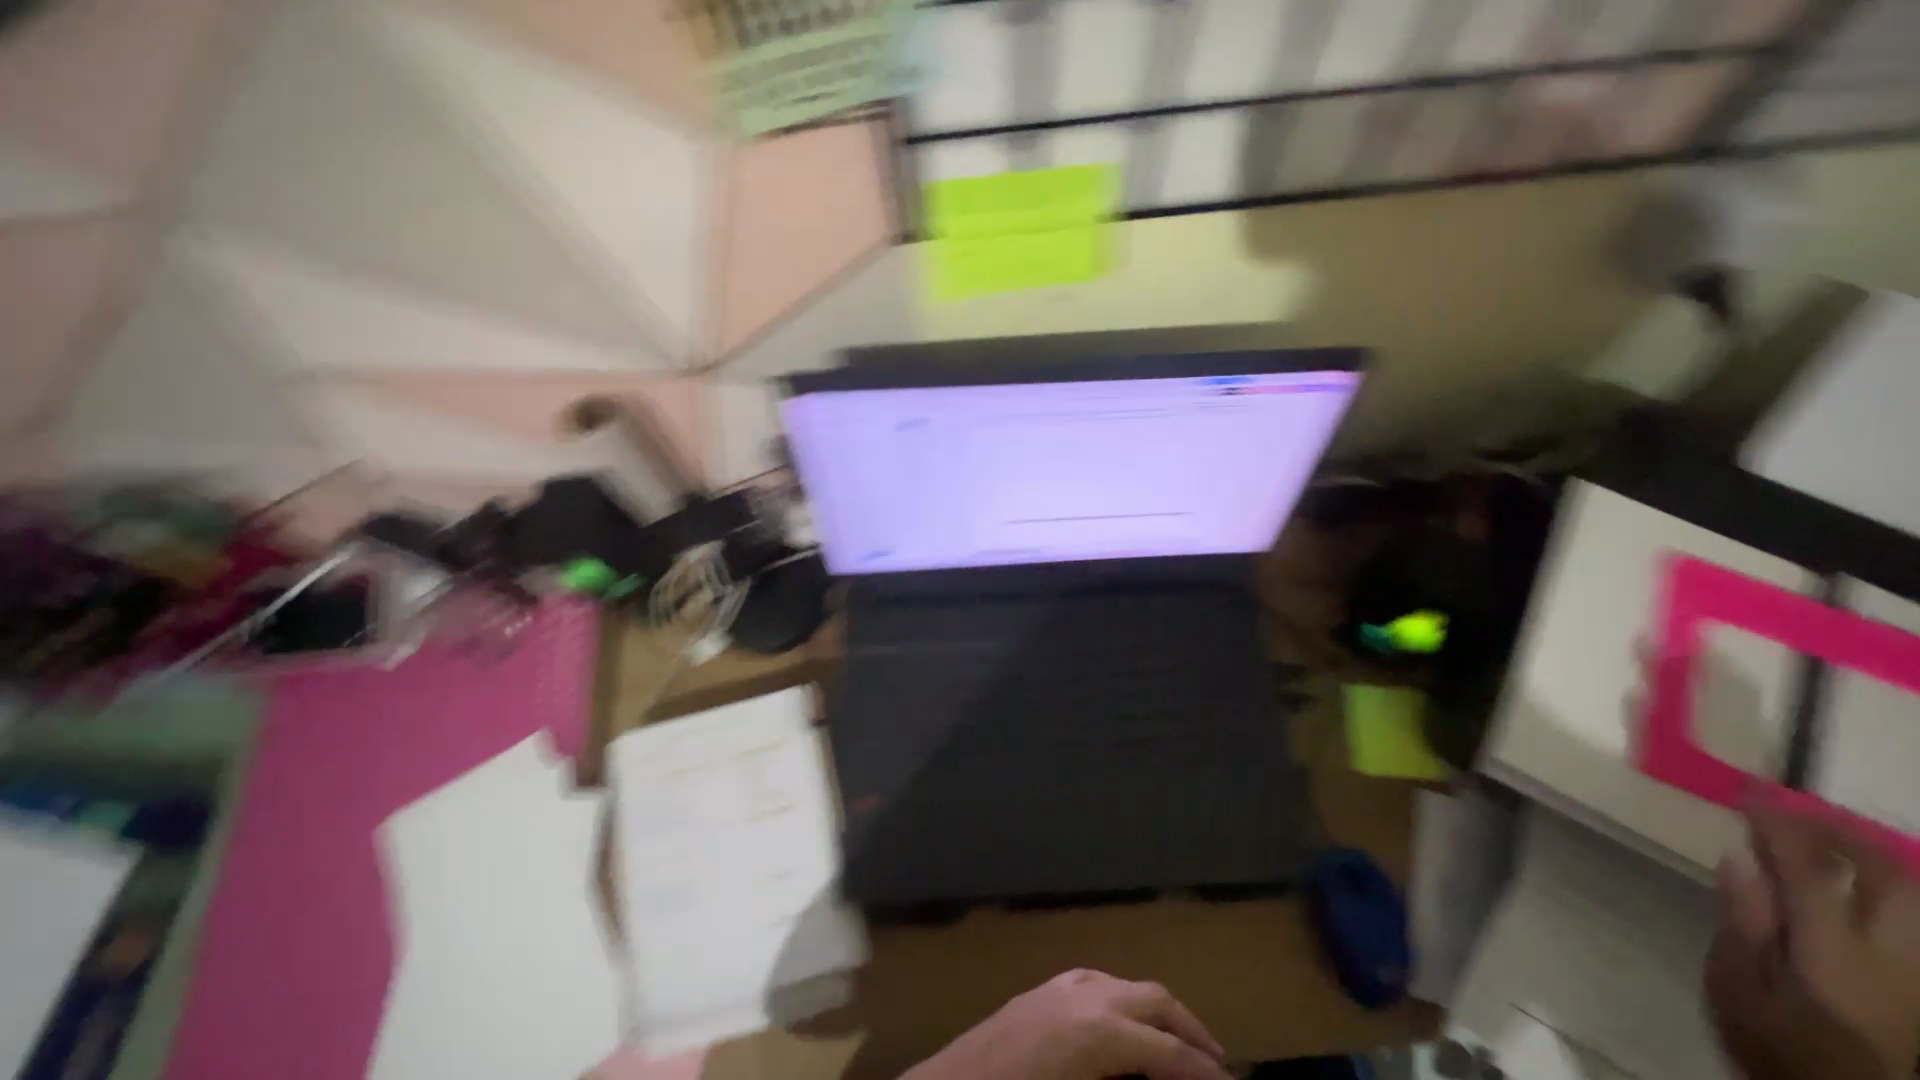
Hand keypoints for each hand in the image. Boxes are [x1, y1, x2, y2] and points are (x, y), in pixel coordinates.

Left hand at [901, 969, 1233, 1079]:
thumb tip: (1160, 1077)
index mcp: (1098, 1033)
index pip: (1169, 1051)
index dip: (1205, 1072)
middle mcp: (1086, 996)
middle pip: (1157, 1001)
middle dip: (1193, 1031)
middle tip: (1219, 1065)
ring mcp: (1061, 987)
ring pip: (1129, 985)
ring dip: (1160, 1012)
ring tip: (1182, 1045)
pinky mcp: (1042, 990)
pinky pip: (1098, 982)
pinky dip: (1126, 1000)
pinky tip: (1129, 1024)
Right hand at [1706, 803, 1919, 1079]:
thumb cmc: (1776, 1048)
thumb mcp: (1737, 990)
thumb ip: (1743, 924)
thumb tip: (1739, 858)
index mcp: (1834, 952)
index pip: (1811, 868)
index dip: (1779, 824)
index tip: (1746, 794)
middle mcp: (1891, 952)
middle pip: (1886, 872)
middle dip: (1838, 828)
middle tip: (1788, 808)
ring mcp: (1917, 966)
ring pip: (1914, 890)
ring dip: (1868, 851)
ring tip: (1821, 833)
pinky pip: (1915, 913)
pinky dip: (1885, 882)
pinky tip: (1854, 878)